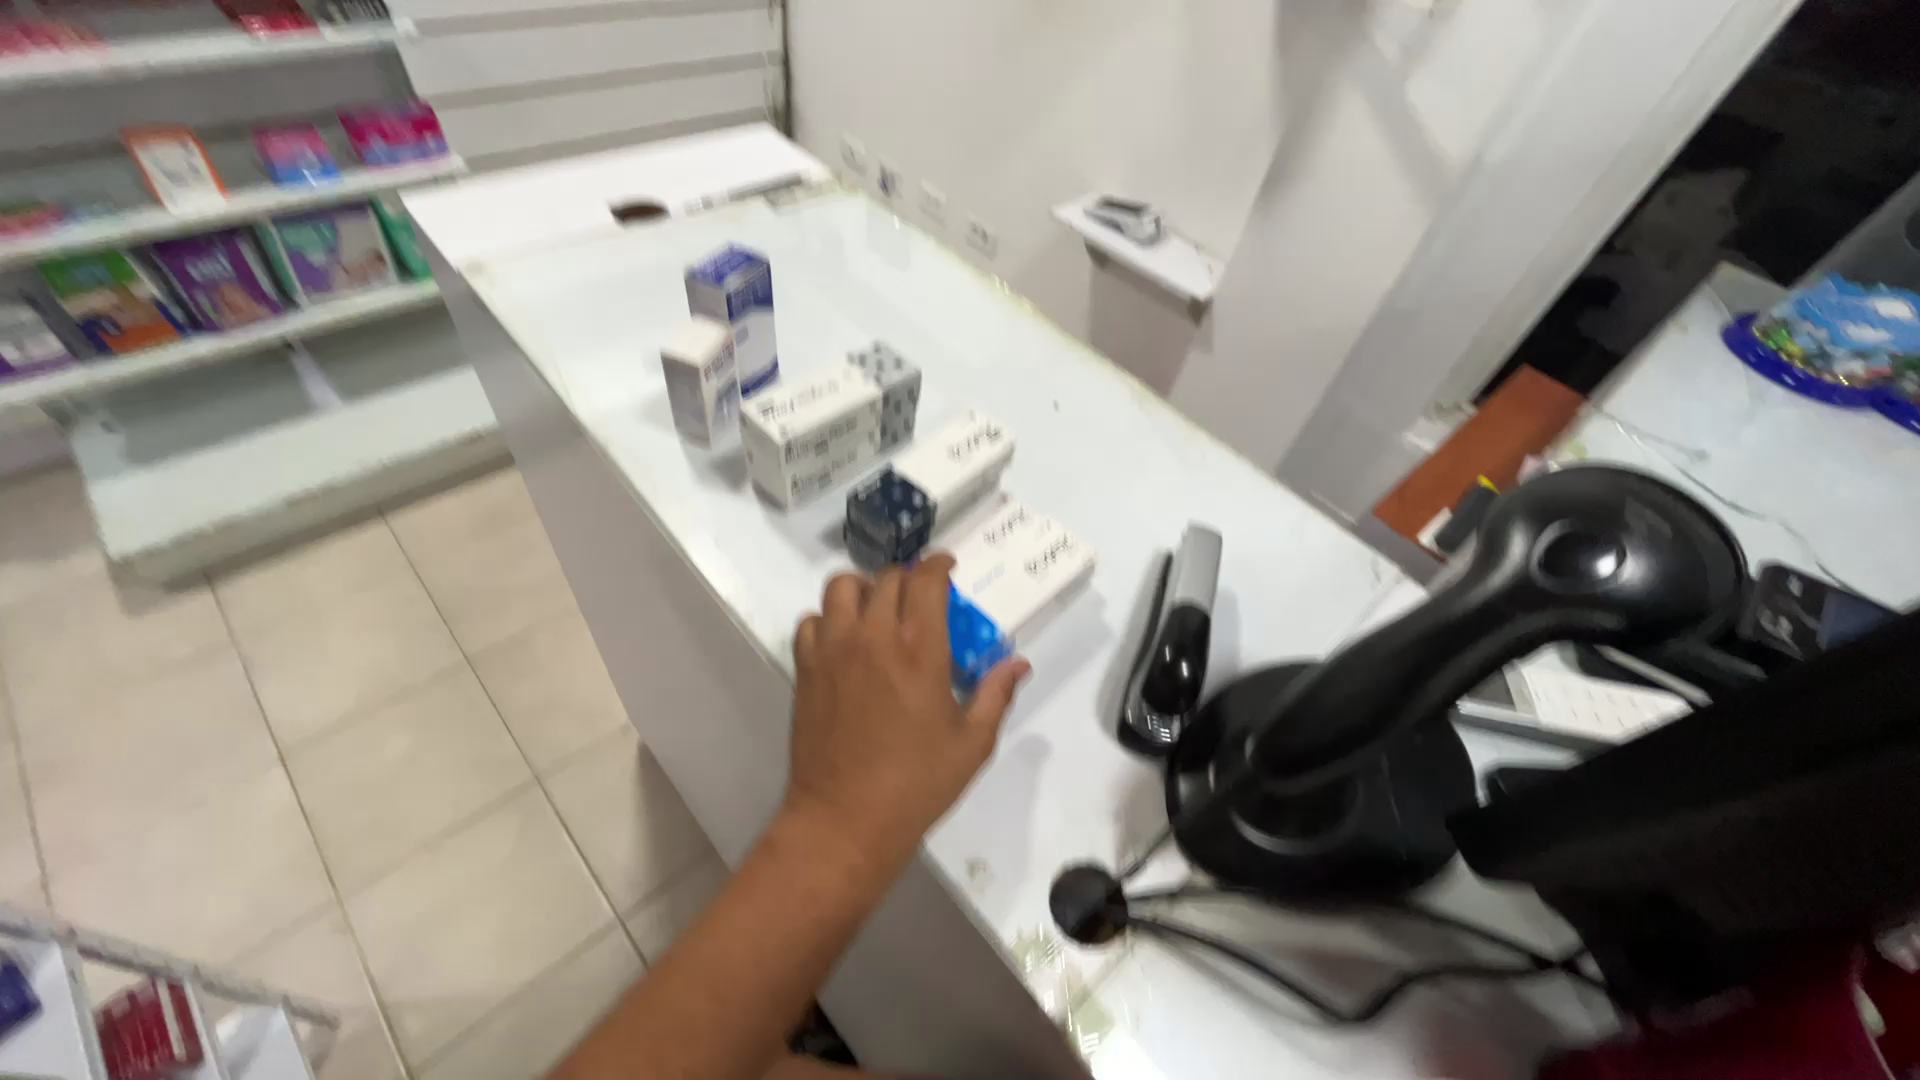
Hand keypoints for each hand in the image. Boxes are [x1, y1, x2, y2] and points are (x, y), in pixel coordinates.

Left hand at [785, 554, 1029, 869]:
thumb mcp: (972, 744)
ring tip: (877, 610)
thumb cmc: (917, 783)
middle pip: (887, 578)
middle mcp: (873, 635)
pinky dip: (829, 620)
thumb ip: (996, 694)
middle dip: (908, 580)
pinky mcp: (805, 668)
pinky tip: (844, 642)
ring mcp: (833, 649)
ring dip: (864, 589)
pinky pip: (811, 622)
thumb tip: (1018, 664)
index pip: (926, 578)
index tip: (947, 567)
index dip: (938, 564)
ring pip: (841, 587)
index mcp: (920, 647)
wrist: (845, 819)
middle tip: (920, 600)